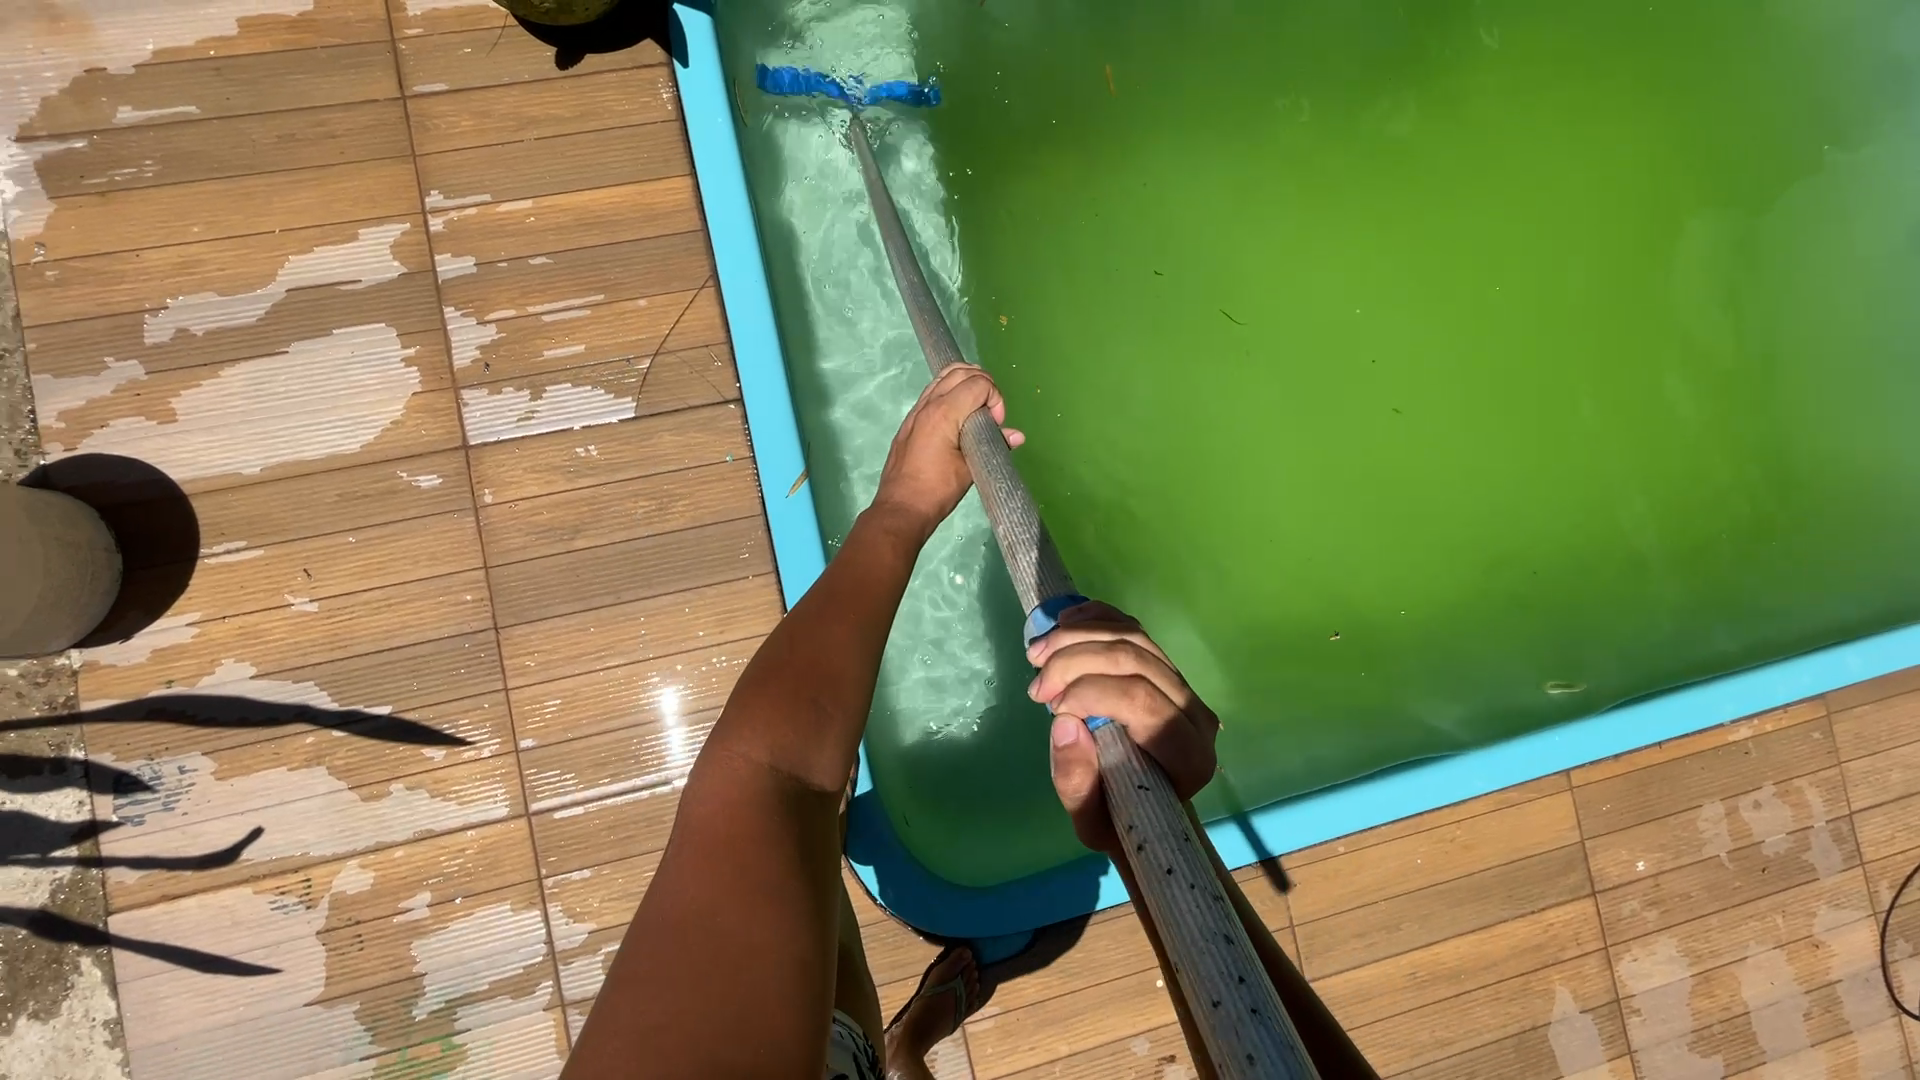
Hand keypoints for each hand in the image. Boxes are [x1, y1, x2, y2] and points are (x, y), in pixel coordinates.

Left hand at [869, 363, 1023, 539]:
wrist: (901, 508)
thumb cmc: (936, 491)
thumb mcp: (970, 469)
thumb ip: (994, 445)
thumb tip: (1017, 436)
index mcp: (944, 413)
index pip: (979, 383)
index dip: (995, 399)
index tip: (996, 424)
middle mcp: (928, 405)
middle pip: (961, 371)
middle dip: (983, 384)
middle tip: (990, 412)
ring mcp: (916, 411)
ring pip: (944, 376)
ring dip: (965, 383)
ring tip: (977, 409)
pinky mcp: (910, 420)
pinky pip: (933, 391)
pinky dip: (950, 392)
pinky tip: (959, 416)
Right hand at [1030, 602, 1219, 855]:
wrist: (1142, 811)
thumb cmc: (1120, 822)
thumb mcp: (1091, 822)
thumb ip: (1078, 782)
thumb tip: (1066, 722)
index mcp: (1188, 756)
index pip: (1142, 701)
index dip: (1091, 692)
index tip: (1050, 707)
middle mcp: (1194, 713)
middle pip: (1135, 660)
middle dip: (1075, 660)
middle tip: (1035, 684)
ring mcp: (1181, 684)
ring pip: (1132, 635)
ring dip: (1077, 635)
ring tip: (1036, 653)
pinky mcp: (1161, 665)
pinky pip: (1131, 625)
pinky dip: (1094, 617)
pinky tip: (1062, 624)